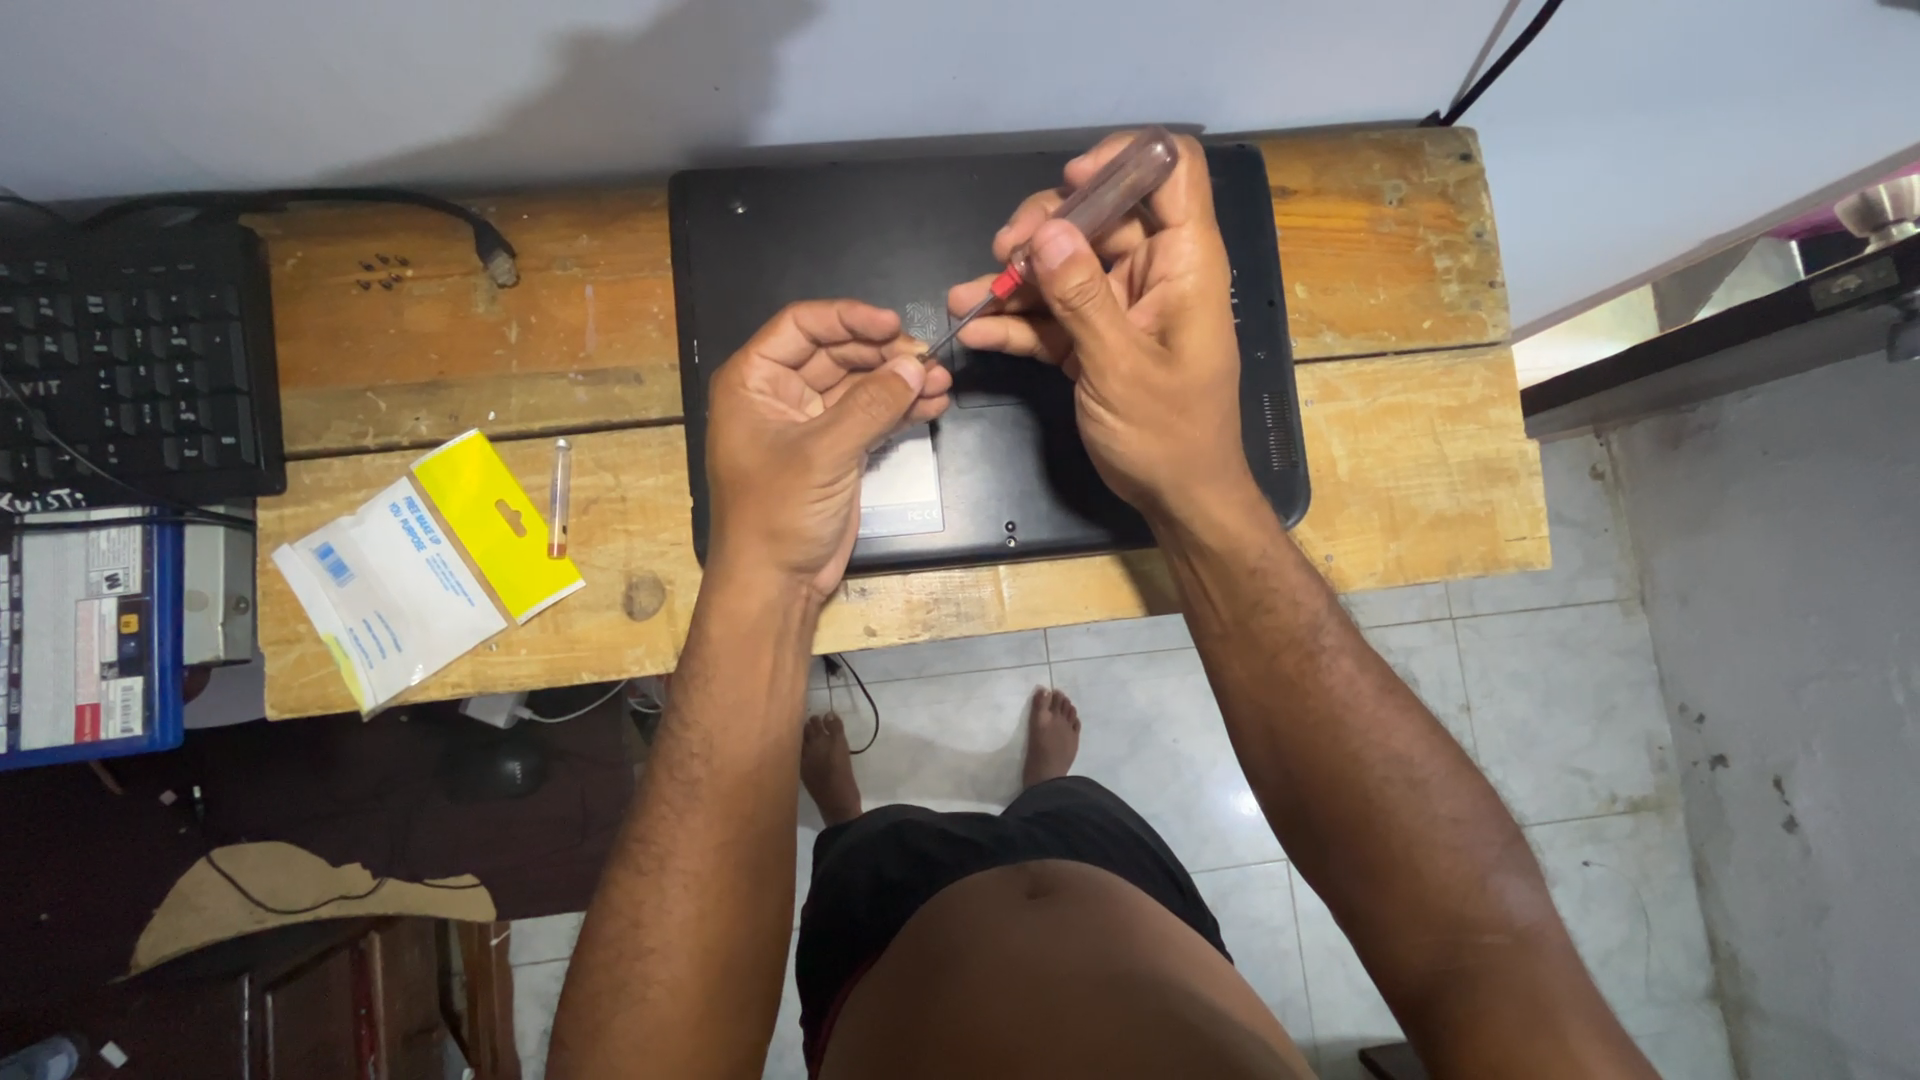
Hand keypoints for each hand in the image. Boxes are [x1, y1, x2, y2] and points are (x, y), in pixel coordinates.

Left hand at [704, 300, 951, 603]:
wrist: (777, 582)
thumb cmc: (777, 513)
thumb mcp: (823, 453)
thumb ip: (871, 406)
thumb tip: (917, 367)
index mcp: (754, 381)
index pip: (801, 326)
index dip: (847, 318)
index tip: (894, 325)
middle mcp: (780, 395)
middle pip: (838, 353)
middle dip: (883, 355)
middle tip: (928, 361)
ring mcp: (811, 424)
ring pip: (860, 386)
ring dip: (899, 383)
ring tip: (941, 384)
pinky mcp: (837, 451)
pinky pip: (871, 417)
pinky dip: (900, 411)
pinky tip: (931, 406)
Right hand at [947, 132, 1251, 520]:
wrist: (1177, 497)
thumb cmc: (1167, 434)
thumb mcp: (1120, 367)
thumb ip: (1081, 298)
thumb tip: (1045, 234)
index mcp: (1184, 263)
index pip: (1169, 172)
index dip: (1122, 160)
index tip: (1070, 182)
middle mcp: (1152, 274)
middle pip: (1097, 217)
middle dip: (1043, 231)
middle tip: (1001, 257)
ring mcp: (1119, 308)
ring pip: (1064, 268)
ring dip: (1015, 281)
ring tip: (968, 297)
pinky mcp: (1094, 341)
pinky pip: (1051, 318)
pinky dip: (1017, 324)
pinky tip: (977, 331)